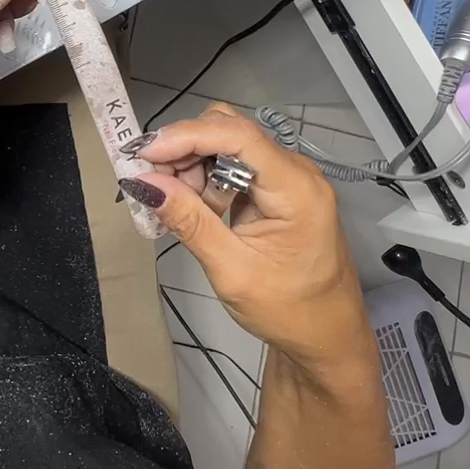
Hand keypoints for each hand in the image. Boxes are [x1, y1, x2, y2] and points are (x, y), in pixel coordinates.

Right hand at [121, 104, 373, 379]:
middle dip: (184, 149)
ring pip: (224, 143)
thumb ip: (189, 222)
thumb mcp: (232, 271)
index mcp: (297, 189)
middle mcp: (294, 171)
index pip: (238, 135)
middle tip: (155, 185)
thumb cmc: (288, 311)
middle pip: (228, 130)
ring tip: (175, 204)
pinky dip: (202, 176)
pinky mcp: (273, 186)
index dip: (187, 136)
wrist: (326, 338)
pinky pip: (230, 163)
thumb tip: (143, 183)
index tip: (144, 155)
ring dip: (190, 164)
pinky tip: (191, 206)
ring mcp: (284, 176)